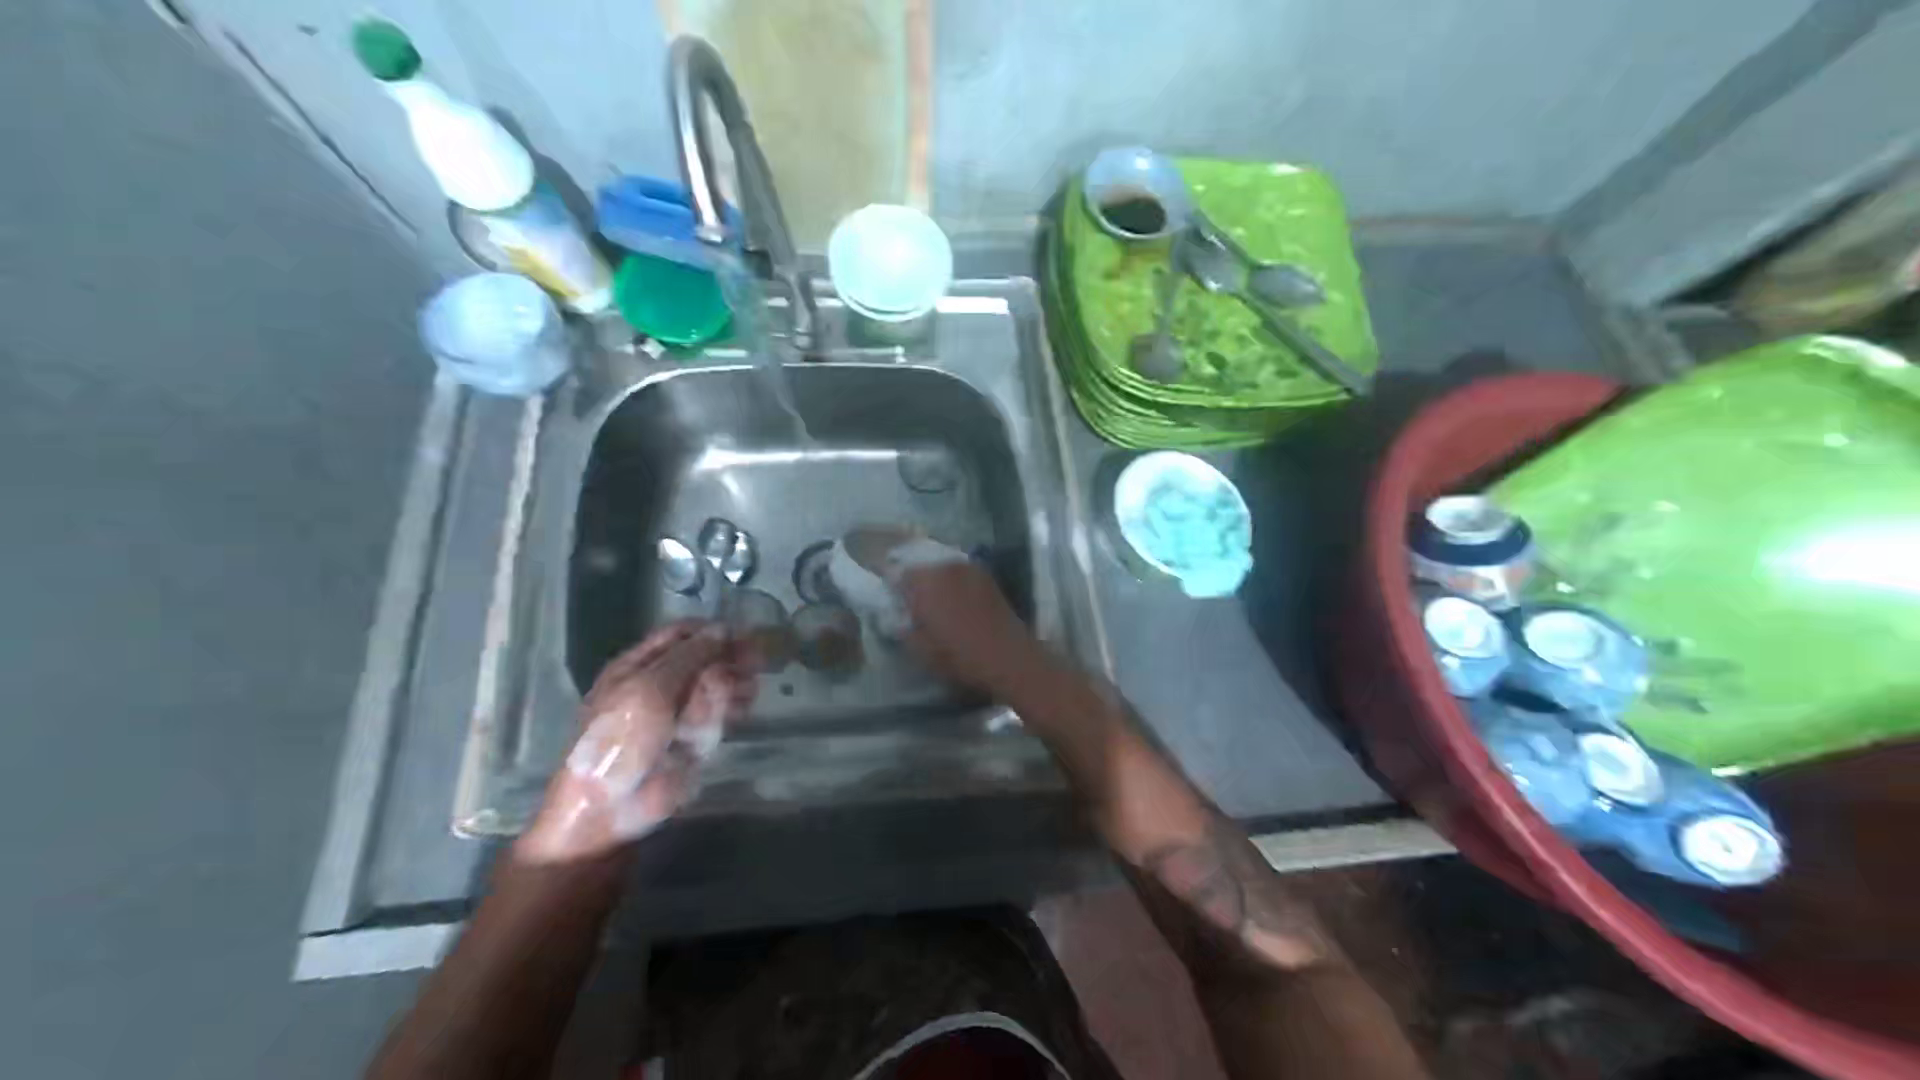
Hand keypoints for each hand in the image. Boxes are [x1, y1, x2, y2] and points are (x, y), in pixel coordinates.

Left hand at [517, 622, 754, 863]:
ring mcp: (678, 712)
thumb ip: (689, 656)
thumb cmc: (621, 739)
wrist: (612, 805)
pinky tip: (744, 707)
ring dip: (735, 683)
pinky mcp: (694, 739)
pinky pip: (720, 714)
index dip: (710, 631)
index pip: (680, 634)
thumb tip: (724, 629)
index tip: (741, 633)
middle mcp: (660, 683)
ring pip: (716, 685)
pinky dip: (734, 708)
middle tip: (757, 660)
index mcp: (638, 666)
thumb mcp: (650, 688)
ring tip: (748, 689)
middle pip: (704, 658)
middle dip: (730, 657)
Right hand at [896, 559, 1044, 696]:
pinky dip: (952, 580)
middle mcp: (944, 566)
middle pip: (917, 564)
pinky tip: (954, 599)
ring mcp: (968, 568)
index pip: (894, 571)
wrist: (1009, 657)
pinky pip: (959, 572)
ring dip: (932, 578)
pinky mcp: (986, 576)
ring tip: (932, 599)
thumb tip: (894, 613)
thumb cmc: (959, 656)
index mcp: (923, 581)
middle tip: (908, 600)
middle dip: (910, 579)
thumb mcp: (920, 648)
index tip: (887, 598)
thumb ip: (901, 625)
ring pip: (939, 566)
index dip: (888, 584)